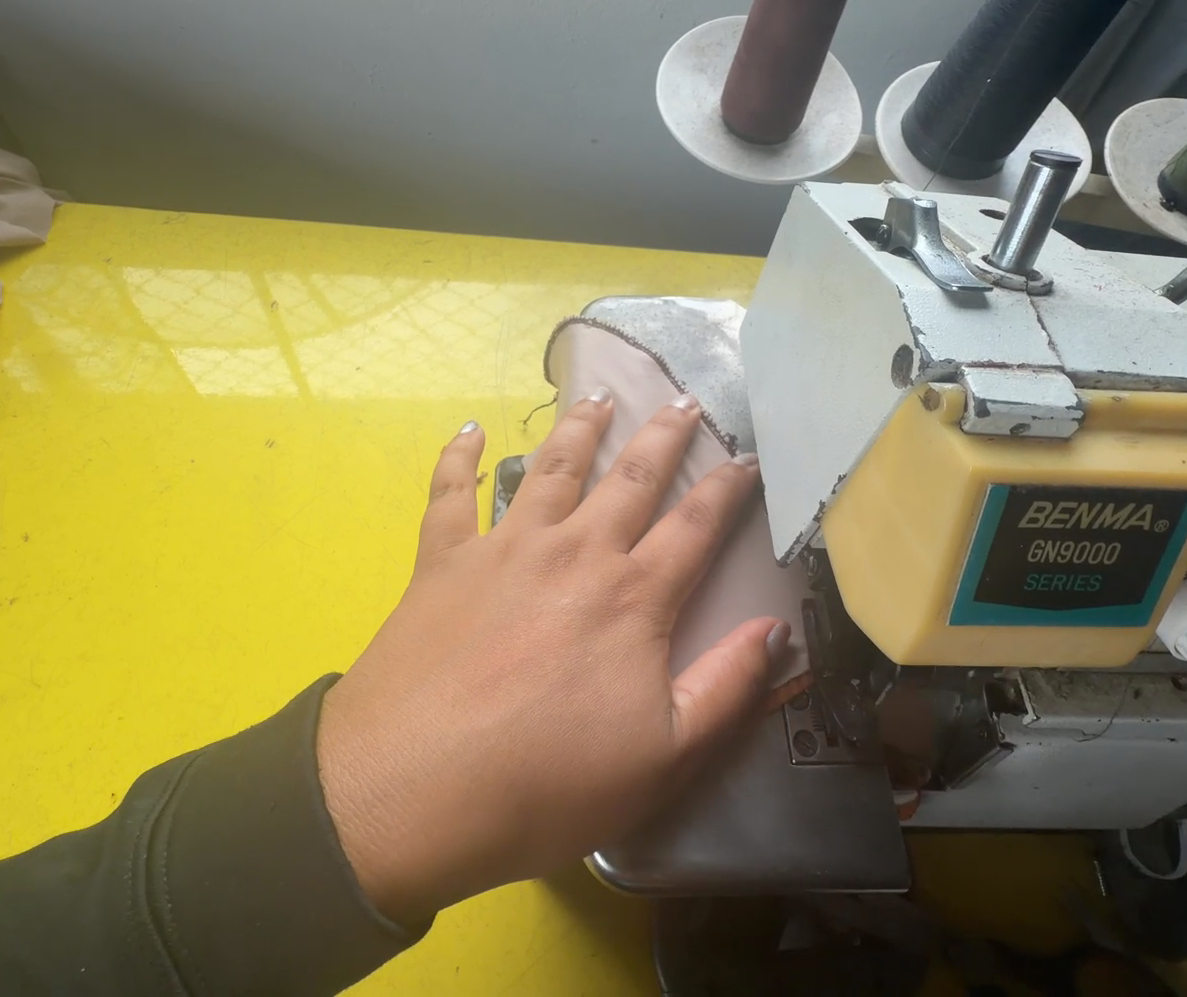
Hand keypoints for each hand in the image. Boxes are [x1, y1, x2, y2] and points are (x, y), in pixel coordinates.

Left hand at [315, 390, 791, 922]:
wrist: (411, 793)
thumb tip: (775, 628)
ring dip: (580, 428)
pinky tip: (471, 428)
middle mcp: (574, 554)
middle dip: (663, 436)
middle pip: (630, 480)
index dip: (727, 490)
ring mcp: (504, 549)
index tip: (746, 456)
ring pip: (553, 469)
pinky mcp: (442, 560)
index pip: (695, 527)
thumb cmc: (545, 785)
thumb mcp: (664, 757)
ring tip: (598, 394)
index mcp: (632, 598)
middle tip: (682, 400)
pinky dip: (460, 456)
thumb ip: (725, 687)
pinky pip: (451, 493)